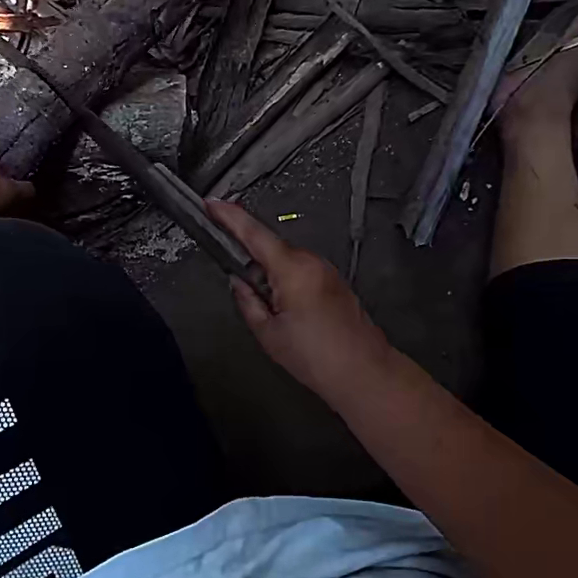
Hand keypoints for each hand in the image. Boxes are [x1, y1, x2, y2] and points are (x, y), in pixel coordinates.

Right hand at [207, 201, 397, 403]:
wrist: (365, 372)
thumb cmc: (319, 357)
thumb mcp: (268, 333)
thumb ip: (246, 300)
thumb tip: (238, 283)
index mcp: (292, 270)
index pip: (253, 233)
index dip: (229, 216)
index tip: (212, 205)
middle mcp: (311, 262)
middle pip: (269, 247)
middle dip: (249, 259)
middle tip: (238, 285)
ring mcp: (325, 270)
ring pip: (285, 261)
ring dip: (269, 274)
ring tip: (270, 311)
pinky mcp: (333, 280)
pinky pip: (300, 271)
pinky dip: (286, 282)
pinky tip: (287, 311)